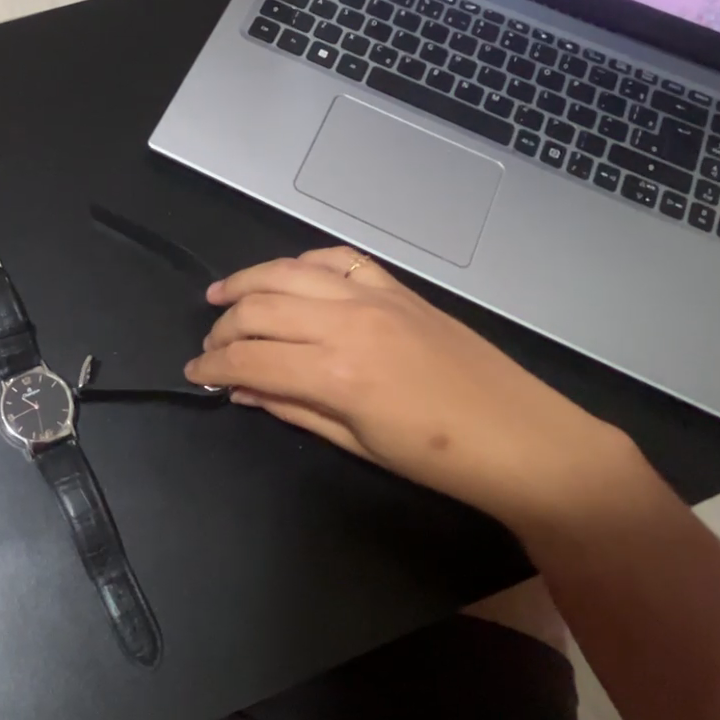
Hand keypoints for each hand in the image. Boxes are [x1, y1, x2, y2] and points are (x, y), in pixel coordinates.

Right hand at [183, 248, 646, 529]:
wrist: (524, 439)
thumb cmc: (437, 459)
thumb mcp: (355, 443)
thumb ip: (290, 408)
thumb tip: (240, 389)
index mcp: (335, 373)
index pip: (248, 358)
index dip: (211, 365)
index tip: (194, 373)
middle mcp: (346, 323)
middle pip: (258, 308)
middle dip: (222, 328)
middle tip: (210, 347)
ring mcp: (373, 298)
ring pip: (288, 272)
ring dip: (246, 282)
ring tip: (221, 296)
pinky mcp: (396, 288)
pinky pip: (338, 259)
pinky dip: (303, 263)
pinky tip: (287, 276)